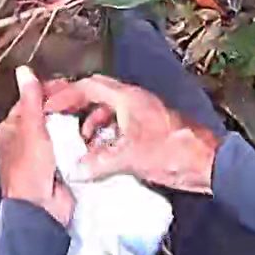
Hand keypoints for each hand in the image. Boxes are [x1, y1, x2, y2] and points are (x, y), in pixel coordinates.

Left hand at [0, 66, 73, 225]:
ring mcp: (41, 153)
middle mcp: (24, 140)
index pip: (30, 101)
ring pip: (58, 128)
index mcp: (10, 130)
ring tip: (89, 108)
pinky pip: (68, 144)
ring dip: (72, 121)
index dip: (47, 91)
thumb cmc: (30, 167)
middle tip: (82, 95)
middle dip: (62, 105)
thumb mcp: (31, 128)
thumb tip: (23, 69)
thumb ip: (31, 99)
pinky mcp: (57, 164)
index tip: (67, 83)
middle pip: (45, 114)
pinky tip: (90, 128)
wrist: (42, 211)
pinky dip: (77, 137)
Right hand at [43, 74, 219, 193]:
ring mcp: (141, 112)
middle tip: (58, 117)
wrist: (206, 161)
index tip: (48, 105)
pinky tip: (100, 152)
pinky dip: (105, 133)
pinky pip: (119, 122)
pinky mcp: (148, 127)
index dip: (67, 94)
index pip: (90, 86)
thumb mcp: (131, 157)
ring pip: (108, 108)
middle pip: (97, 92)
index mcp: (127, 98)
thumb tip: (76, 168)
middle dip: (76, 103)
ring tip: (79, 142)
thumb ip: (101, 161)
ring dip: (91, 121)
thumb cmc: (170, 152)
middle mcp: (133, 99)